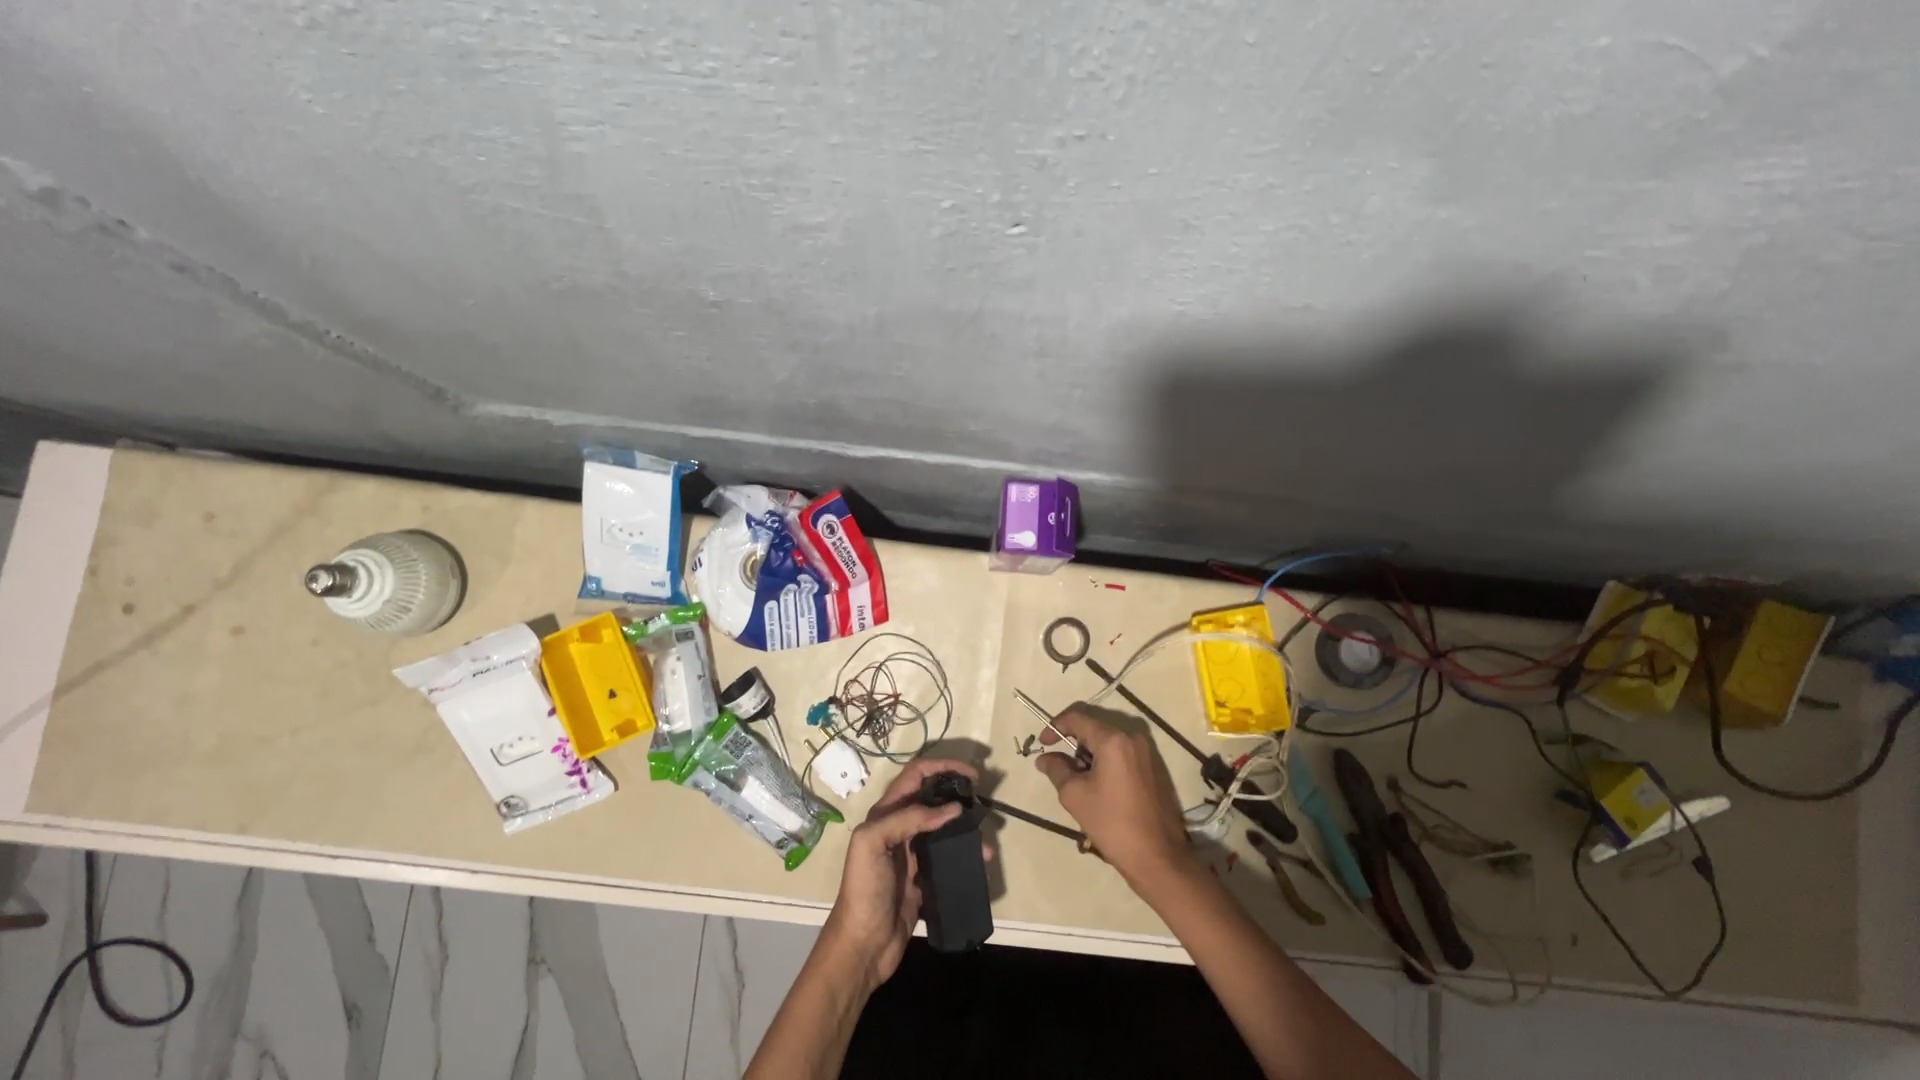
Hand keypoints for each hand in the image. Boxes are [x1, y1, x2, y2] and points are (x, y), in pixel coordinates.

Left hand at [821, 756, 982, 989]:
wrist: (864, 943)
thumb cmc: (864, 889)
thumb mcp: (872, 843)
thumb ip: (907, 818)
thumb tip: (951, 809)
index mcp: (884, 814)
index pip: (915, 776)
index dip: (942, 767)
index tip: (971, 774)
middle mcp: (899, 829)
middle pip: (933, 799)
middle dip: (958, 794)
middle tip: (982, 801)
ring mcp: (913, 854)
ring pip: (945, 829)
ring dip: (966, 828)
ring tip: (985, 839)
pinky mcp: (925, 878)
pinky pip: (950, 858)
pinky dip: (967, 854)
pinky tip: (981, 861)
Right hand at [1035, 705, 1190, 887]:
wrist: (1156, 856)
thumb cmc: (1111, 823)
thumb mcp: (1074, 795)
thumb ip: (1056, 769)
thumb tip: (1045, 758)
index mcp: (1113, 740)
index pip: (1077, 718)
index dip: (1055, 727)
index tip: (1042, 744)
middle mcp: (1133, 738)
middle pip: (1095, 728)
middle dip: (1073, 743)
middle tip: (1060, 766)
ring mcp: (1147, 753)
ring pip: (1109, 742)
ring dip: (1089, 754)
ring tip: (1079, 781)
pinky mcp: (1154, 769)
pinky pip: (1123, 754)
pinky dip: (1106, 762)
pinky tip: (1099, 787)